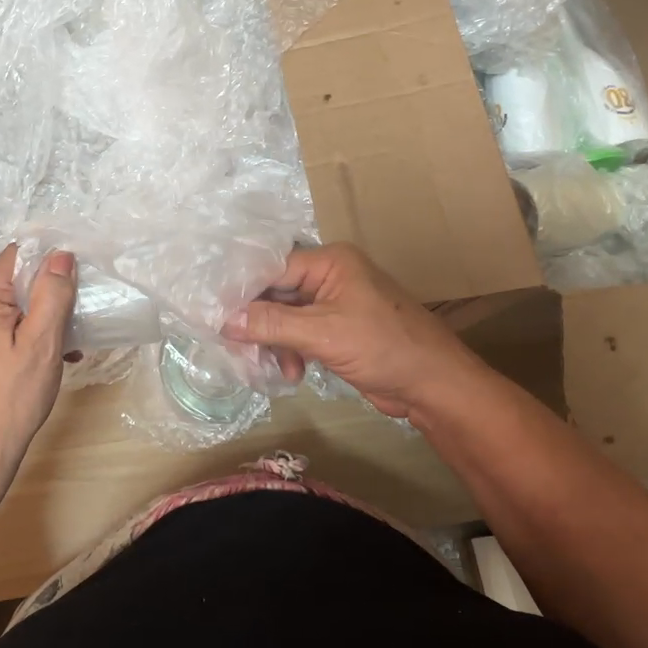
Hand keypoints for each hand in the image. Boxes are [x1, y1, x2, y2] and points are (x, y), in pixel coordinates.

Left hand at [0, 244, 77, 469]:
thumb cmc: (15, 393)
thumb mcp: (42, 340)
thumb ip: (52, 294)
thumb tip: (62, 254)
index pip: (15, 256)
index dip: (47, 254)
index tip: (79, 262)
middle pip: (18, 280)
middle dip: (52, 287)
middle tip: (84, 298)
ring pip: (21, 306)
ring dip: (50, 314)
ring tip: (78, 331)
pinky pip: (16, 327)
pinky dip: (40, 333)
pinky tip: (64, 353)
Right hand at [222, 244, 489, 421]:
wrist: (435, 386)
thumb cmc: (384, 347)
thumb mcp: (323, 333)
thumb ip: (271, 324)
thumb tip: (222, 320)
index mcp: (329, 262)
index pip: (271, 267)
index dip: (241, 291)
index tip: (212, 314)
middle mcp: (329, 276)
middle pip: (274, 292)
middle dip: (255, 321)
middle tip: (236, 347)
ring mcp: (333, 304)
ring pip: (283, 316)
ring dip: (272, 342)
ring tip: (269, 366)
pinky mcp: (336, 331)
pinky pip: (298, 334)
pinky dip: (289, 352)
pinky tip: (291, 373)